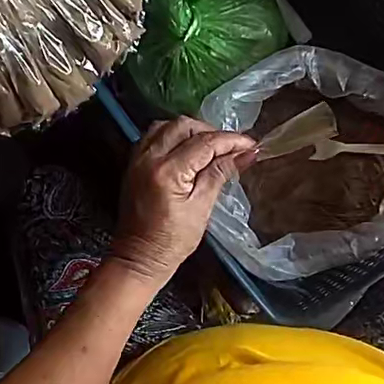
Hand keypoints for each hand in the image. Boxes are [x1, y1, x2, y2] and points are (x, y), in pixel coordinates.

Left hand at [111, 118, 257, 284]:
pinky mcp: (132, 165)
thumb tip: (246, 154)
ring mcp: (136, 160)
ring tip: (209, 147)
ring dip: (189, 130)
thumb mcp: (201, 208)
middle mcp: (148, 158)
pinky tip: (186, 149)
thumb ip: (219, 174)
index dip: (230, 140)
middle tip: (230, 147)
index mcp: (167, 172)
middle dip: (210, 131)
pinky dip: (171, 136)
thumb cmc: (172, 241)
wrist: (139, 257)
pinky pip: (152, 137)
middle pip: (183, 126)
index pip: (204, 143)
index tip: (251, 145)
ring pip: (165, 126)